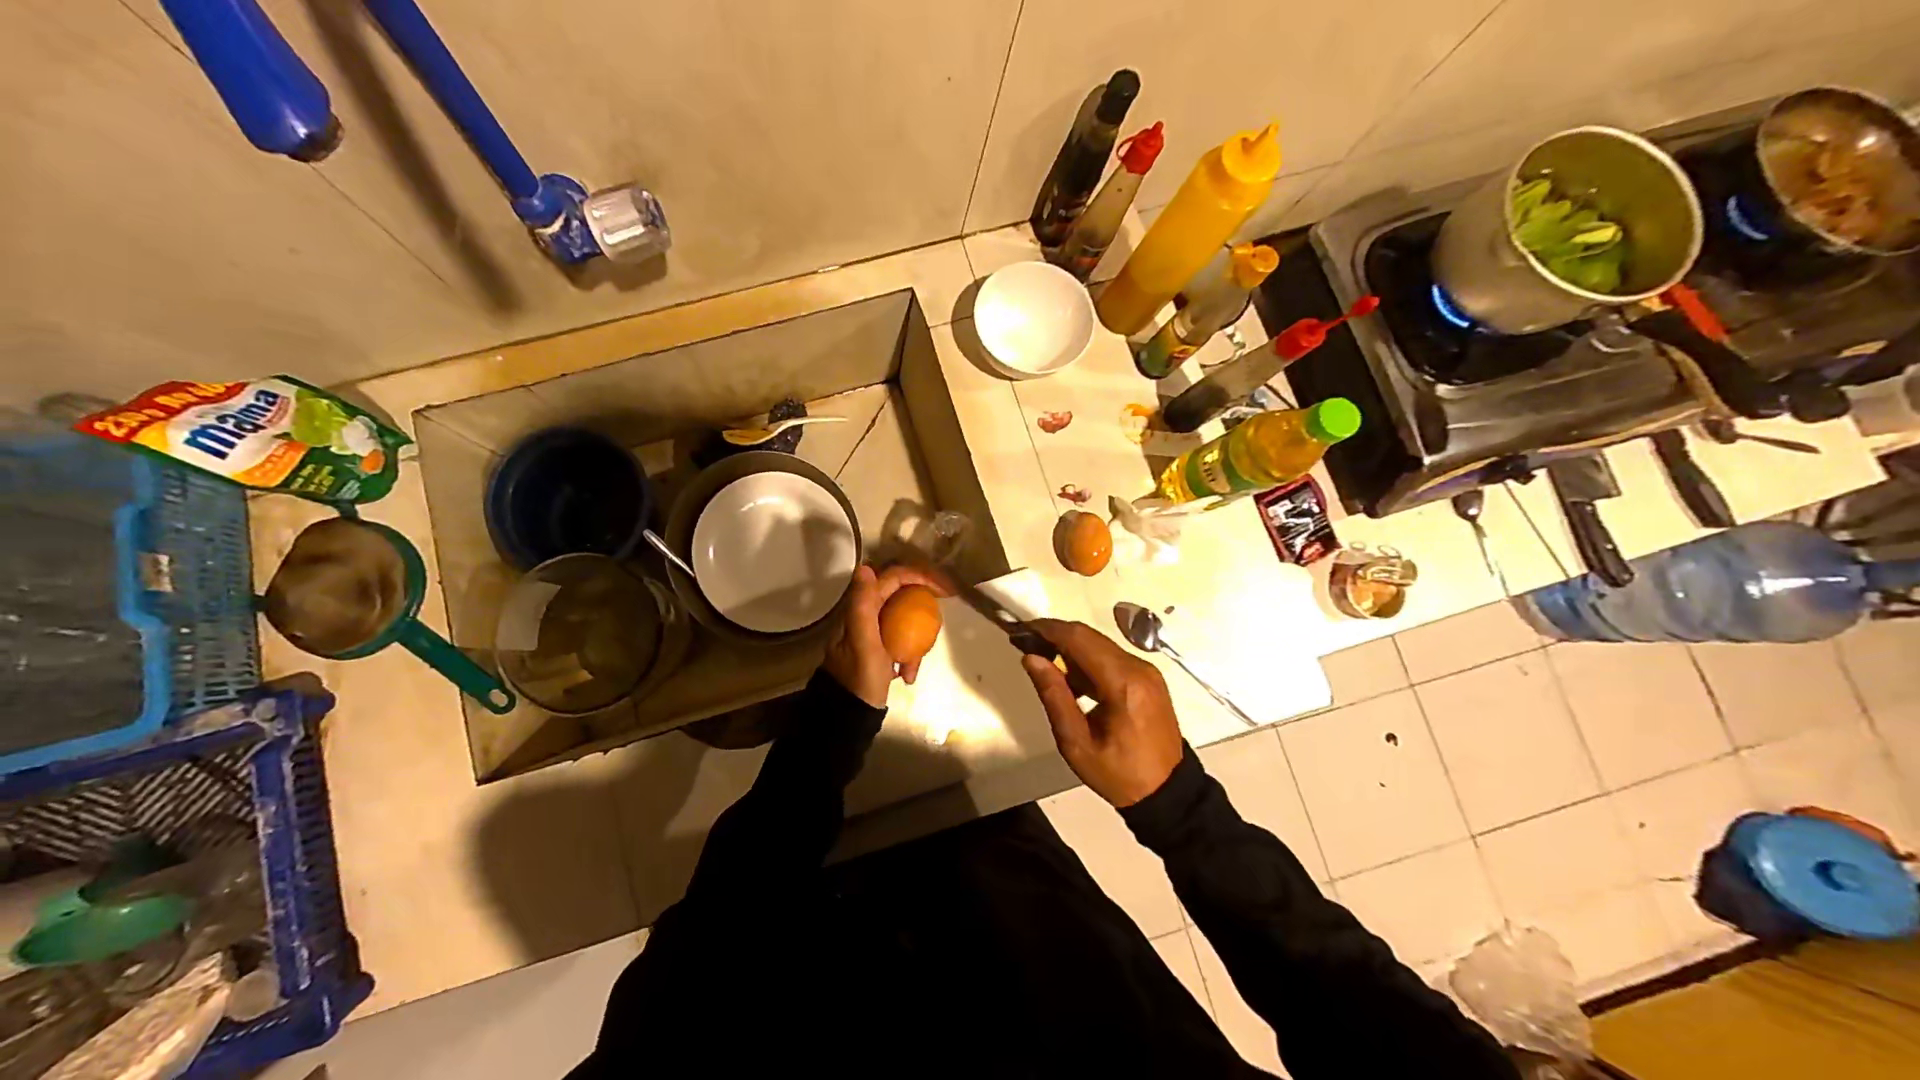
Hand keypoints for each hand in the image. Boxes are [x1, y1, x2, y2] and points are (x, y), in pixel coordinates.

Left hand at [822, 563, 954, 707]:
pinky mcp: (880, 648)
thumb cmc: (858, 678)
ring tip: (914, 664)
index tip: (944, 589)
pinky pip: (902, 642)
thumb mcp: (863, 641)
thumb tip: (865, 567)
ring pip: (906, 620)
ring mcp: (874, 631)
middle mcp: (867, 613)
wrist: (848, 714)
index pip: (894, 577)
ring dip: (917, 640)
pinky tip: (908, 675)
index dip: (920, 576)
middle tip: (942, 614)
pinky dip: (909, 656)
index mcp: (861, 607)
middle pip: (903, 596)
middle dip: (923, 606)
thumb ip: (862, 605)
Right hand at [1020, 619, 1183, 807]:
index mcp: (1123, 683)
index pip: (1080, 639)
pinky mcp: (1149, 679)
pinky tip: (1071, 679)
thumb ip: (1054, 695)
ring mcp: (1147, 672)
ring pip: (1101, 646)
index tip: (1021, 631)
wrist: (1167, 793)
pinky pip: (1112, 658)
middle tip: (1026, 645)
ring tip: (1044, 664)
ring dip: (1071, 648)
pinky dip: (1088, 661)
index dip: (1048, 630)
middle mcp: (1139, 668)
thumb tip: (1031, 658)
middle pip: (1090, 637)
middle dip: (1056, 636)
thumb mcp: (1076, 742)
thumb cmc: (1118, 774)